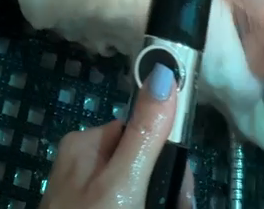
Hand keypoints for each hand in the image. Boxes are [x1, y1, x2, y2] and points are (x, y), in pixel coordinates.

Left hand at [39, 64, 194, 207]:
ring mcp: (87, 202)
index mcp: (85, 147)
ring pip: (140, 195)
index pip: (139, 134)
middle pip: (142, 168)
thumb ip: (146, 133)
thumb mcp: (121, 183)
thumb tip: (164, 70)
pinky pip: (127, 205)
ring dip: (162, 204)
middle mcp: (83, 170)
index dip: (166, 160)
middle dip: (165, 192)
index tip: (181, 191)